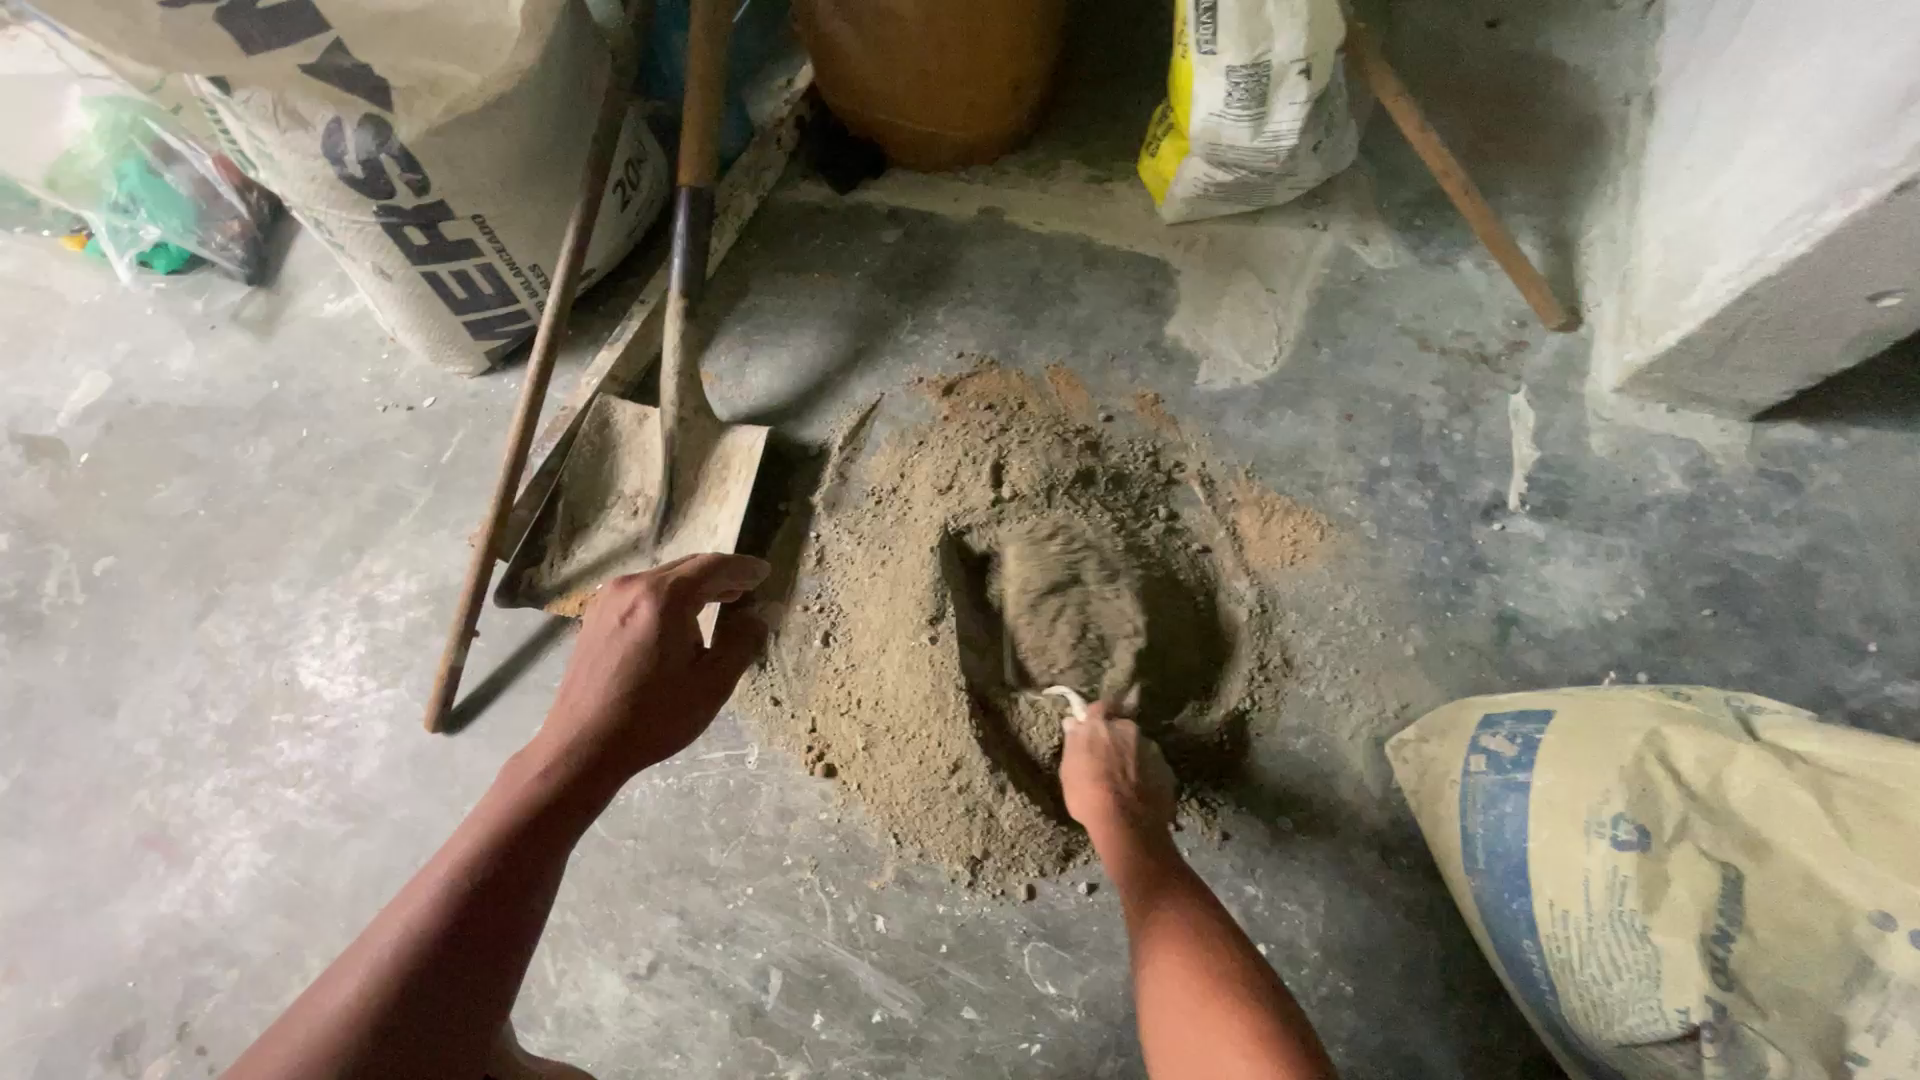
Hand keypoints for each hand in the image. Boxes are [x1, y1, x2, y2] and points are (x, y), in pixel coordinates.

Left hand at [535, 553, 769, 785]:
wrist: (583, 746)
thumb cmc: (654, 717)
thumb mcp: (712, 683)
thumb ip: (743, 642)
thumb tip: (759, 616)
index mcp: (663, 597)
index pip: (713, 566)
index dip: (743, 567)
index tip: (764, 572)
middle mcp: (632, 586)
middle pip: (687, 568)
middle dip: (720, 576)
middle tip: (748, 587)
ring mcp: (608, 599)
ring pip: (664, 580)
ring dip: (695, 586)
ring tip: (722, 600)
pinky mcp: (595, 616)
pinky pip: (643, 594)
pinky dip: (670, 598)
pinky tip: (681, 619)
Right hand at [1060, 702, 1176, 846]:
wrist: (1126, 823)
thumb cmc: (1087, 795)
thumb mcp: (1068, 769)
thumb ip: (1073, 742)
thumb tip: (1073, 722)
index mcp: (1100, 725)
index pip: (1099, 706)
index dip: (1097, 714)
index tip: (1094, 724)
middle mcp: (1127, 729)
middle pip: (1122, 726)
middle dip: (1117, 736)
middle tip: (1109, 757)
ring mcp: (1150, 747)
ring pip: (1139, 745)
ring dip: (1132, 755)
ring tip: (1126, 780)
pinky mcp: (1166, 767)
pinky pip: (1153, 764)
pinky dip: (1146, 772)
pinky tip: (1140, 791)